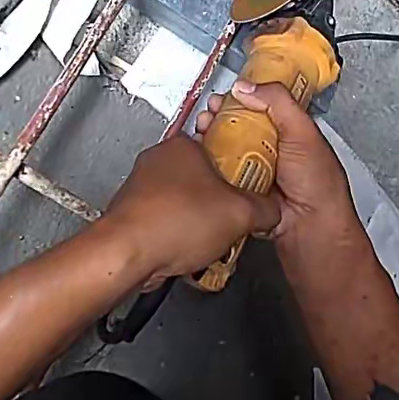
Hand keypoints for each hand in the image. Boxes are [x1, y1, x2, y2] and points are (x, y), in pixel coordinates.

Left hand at [96, 135, 281, 283]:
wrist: (127, 253)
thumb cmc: (172, 221)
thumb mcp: (240, 214)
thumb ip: (264, 208)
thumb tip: (271, 211)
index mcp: (183, 146)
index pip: (220, 149)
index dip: (238, 172)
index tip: (249, 187)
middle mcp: (158, 160)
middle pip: (202, 179)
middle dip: (219, 203)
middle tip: (232, 219)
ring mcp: (141, 186)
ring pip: (183, 202)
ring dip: (198, 222)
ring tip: (210, 241)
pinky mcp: (131, 212)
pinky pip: (165, 221)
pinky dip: (177, 235)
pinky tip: (186, 252)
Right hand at [194, 80, 364, 253]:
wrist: (310, 227)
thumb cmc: (318, 183)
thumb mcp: (303, 131)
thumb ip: (278, 102)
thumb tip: (246, 86)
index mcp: (290, 130)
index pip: (261, 105)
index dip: (241, 98)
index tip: (224, 95)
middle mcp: (272, 147)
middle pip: (238, 125)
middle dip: (219, 117)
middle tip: (208, 115)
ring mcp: (256, 168)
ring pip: (227, 147)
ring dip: (210, 138)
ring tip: (201, 131)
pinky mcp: (242, 187)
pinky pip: (221, 171)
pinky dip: (209, 163)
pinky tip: (201, 156)